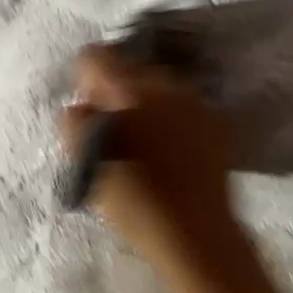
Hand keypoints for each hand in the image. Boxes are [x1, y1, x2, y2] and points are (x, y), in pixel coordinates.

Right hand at [59, 43, 238, 247]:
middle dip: (117, 91)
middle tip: (111, 127)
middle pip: (130, 70)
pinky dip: (172, 120)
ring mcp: (196, 104)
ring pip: (160, 88)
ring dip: (146, 104)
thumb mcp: (87, 164)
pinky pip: (185, 109)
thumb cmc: (134, 200)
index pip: (95, 56)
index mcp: (128, 89)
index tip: (85, 105)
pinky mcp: (218, 126)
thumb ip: (74, 125)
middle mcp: (165, 85)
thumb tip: (79, 109)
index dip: (83, 77)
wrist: (198, 236)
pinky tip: (170, 152)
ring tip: (142, 141)